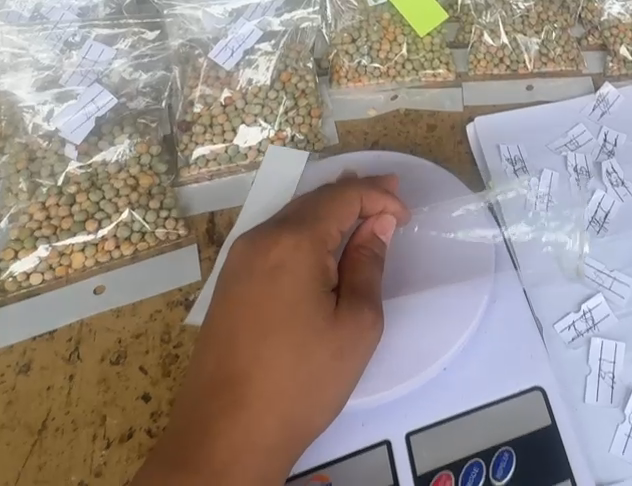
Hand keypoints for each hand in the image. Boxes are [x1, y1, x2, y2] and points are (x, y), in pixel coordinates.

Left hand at [135, 174, 409, 485]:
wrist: (224, 438)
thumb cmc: (300, 382)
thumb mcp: (356, 325)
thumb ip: (369, 264)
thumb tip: (377, 224)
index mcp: (294, 243)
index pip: (343, 196)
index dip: (379, 197)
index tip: (406, 217)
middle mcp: (261, 239)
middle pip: (316, 199)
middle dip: (356, 193)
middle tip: (392, 194)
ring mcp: (240, 260)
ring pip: (294, 215)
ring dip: (331, 209)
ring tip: (364, 209)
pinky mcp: (231, 283)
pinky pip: (276, 237)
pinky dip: (307, 228)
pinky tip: (324, 240)